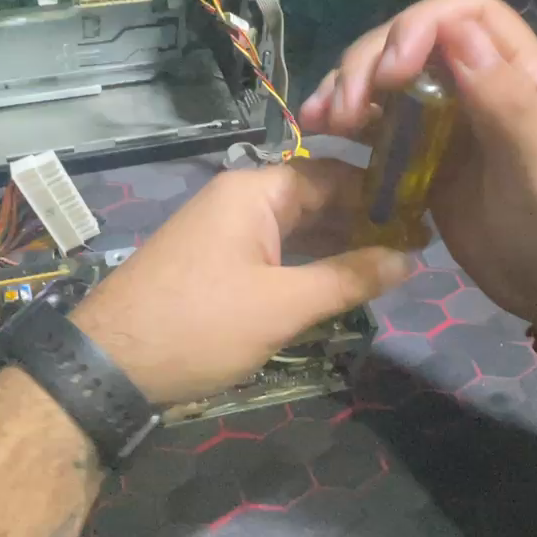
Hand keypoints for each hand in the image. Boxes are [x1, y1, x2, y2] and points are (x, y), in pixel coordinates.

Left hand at [70, 160, 409, 404]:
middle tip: (415, 251)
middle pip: (314, 199)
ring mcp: (221, 229)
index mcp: (256, 190)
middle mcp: (238, 198)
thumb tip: (408, 258)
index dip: (381, 194)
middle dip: (362, 222)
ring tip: (388, 269)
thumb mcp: (282, 305)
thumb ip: (348, 277)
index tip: (425, 218)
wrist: (110, 362)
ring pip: (292, 228)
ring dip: (335, 246)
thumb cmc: (201, 325)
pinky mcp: (212, 260)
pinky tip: (335, 284)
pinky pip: (269, 250)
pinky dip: (303, 264)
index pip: (334, 174)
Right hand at [300, 0, 536, 349]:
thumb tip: (458, 28)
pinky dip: (349, 125)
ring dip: (349, 87)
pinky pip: (383, 130)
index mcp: (527, 78)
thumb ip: (508, 101)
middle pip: (416, 43)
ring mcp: (452, 128)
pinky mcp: (427, 164)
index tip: (391, 73)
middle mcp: (483, 90)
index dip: (421, 26)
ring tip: (318, 119)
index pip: (469, 16)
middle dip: (370, 62)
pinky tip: (320, 132)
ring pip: (391, 82)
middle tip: (342, 111)